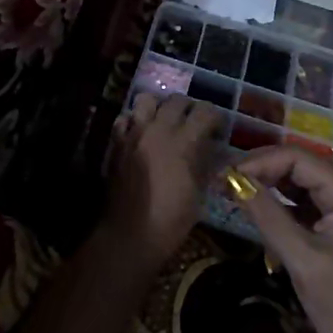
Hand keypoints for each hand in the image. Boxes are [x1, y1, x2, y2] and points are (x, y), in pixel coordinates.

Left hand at [104, 94, 222, 264]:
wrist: (130, 233)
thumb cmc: (171, 219)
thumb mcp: (199, 192)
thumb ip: (204, 162)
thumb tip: (211, 147)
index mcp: (183, 142)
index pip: (205, 112)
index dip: (215, 117)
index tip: (217, 128)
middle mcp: (157, 130)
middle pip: (177, 100)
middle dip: (189, 108)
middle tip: (193, 122)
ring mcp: (133, 134)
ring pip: (146, 100)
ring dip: (159, 107)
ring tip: (165, 121)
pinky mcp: (115, 142)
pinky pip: (125, 118)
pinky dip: (134, 120)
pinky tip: (141, 133)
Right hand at [235, 146, 332, 332]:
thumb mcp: (301, 259)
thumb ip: (268, 216)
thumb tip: (233, 182)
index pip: (299, 159)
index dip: (260, 162)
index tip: (226, 177)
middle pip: (298, 166)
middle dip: (260, 170)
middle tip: (223, 183)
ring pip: (297, 183)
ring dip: (266, 184)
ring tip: (232, 192)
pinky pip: (301, 203)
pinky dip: (276, 204)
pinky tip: (254, 210)